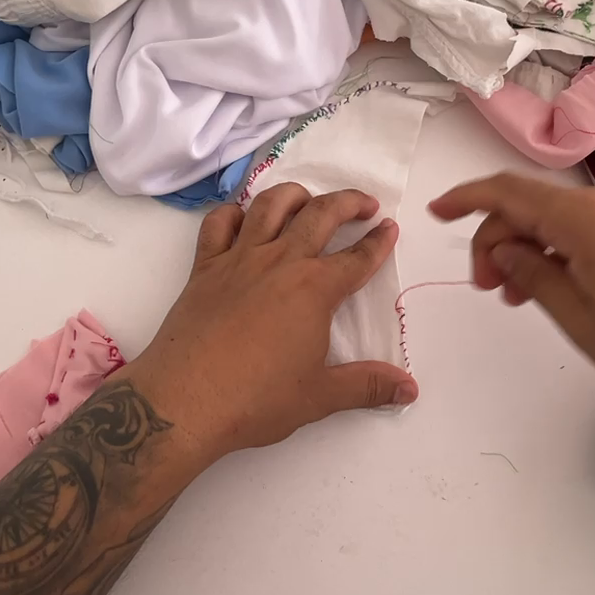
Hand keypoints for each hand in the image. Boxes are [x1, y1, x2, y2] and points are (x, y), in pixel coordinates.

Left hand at [119, 184, 417, 469]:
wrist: (185, 400)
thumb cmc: (257, 399)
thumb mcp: (320, 396)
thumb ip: (367, 386)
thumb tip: (409, 388)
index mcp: (314, 289)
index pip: (356, 258)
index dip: (378, 242)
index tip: (389, 228)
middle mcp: (279, 261)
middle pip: (320, 215)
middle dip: (348, 202)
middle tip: (365, 204)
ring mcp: (239, 259)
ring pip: (270, 205)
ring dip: (295, 194)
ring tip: (309, 199)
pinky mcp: (205, 266)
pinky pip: (218, 223)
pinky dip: (233, 213)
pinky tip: (243, 219)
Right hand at [428, 174, 594, 417]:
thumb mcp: (586, 324)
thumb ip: (536, 278)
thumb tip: (504, 249)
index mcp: (586, 220)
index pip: (508, 192)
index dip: (466, 198)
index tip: (435, 213)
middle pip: (532, 206)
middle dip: (498, 240)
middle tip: (490, 291)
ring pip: (562, 218)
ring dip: (531, 247)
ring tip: (525, 296)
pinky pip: (592, 228)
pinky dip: (564, 249)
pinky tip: (566, 287)